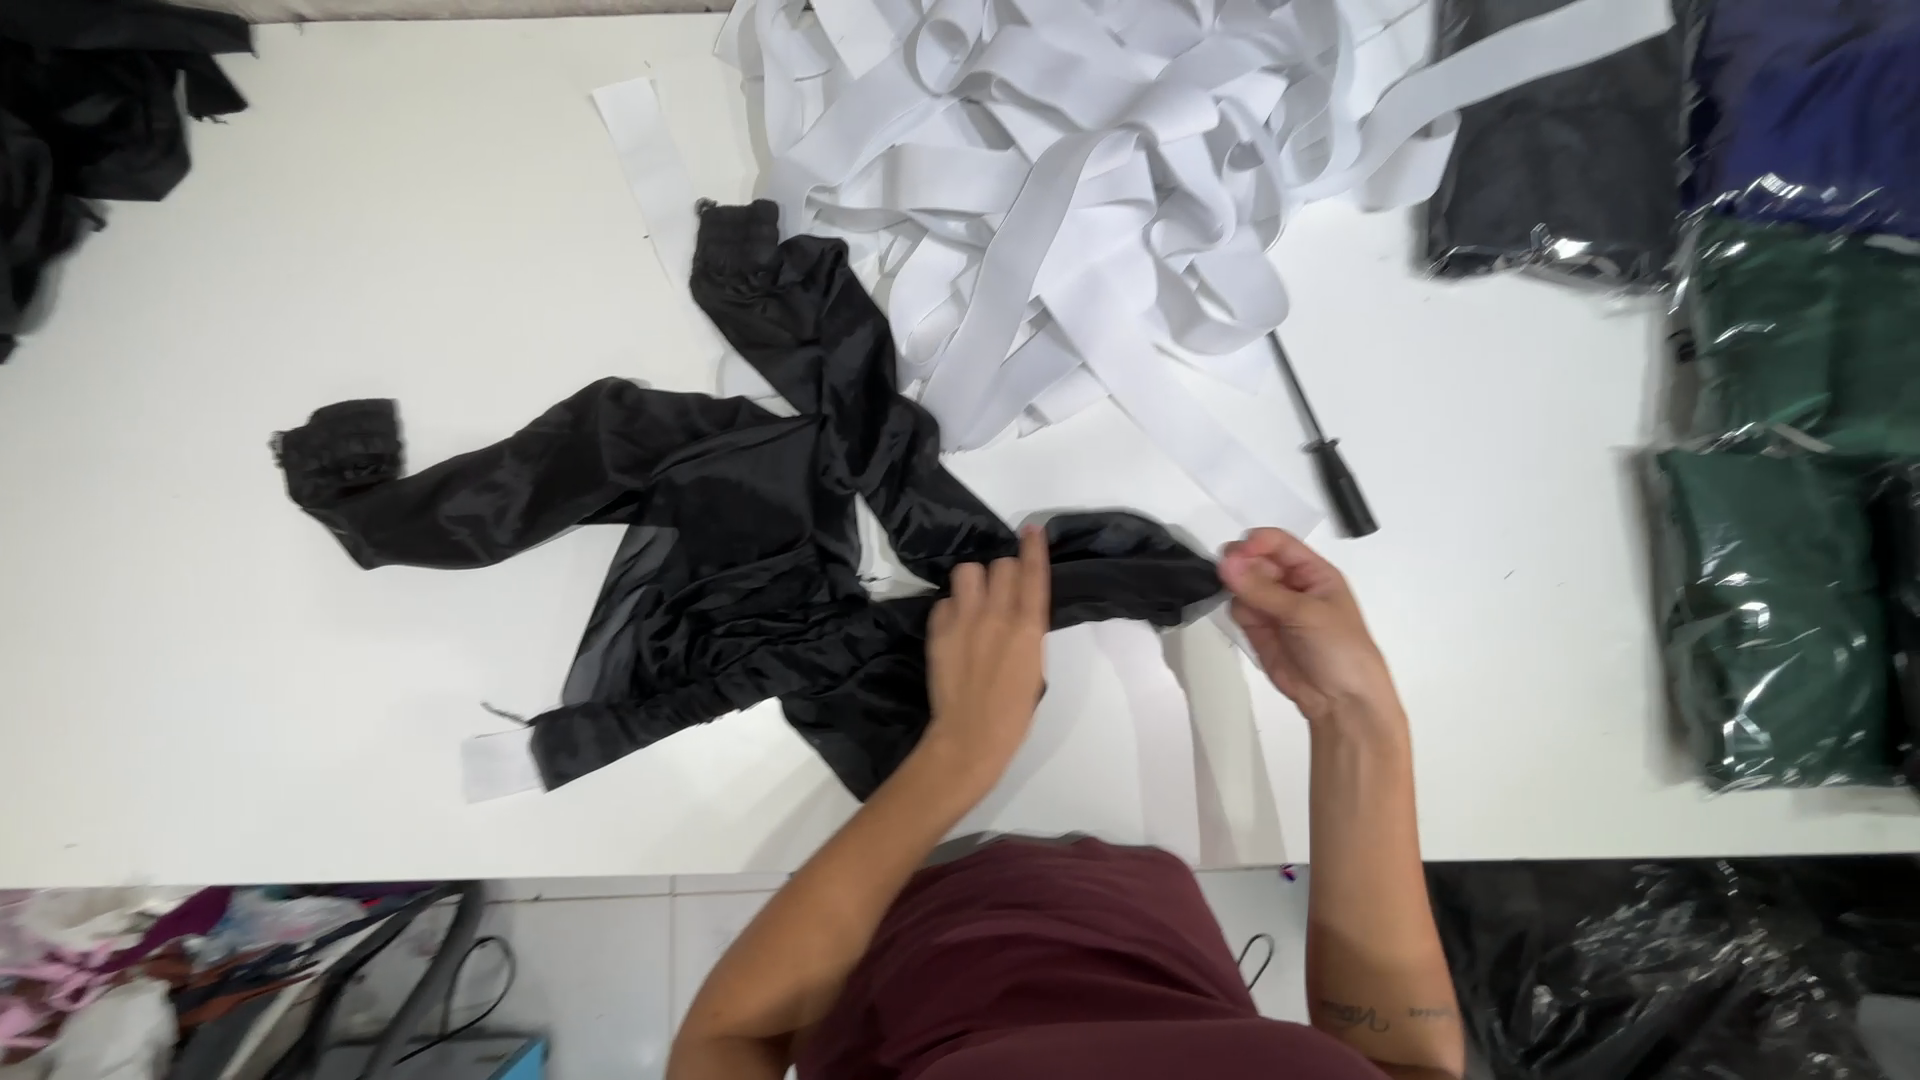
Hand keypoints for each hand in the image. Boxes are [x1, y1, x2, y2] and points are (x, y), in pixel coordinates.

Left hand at [921, 525, 1050, 786]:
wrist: (970, 736)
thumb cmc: (1013, 711)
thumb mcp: (1034, 666)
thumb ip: (1026, 631)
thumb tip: (1018, 610)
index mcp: (1028, 627)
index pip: (1033, 574)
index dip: (1034, 547)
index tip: (1031, 529)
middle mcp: (997, 615)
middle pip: (1000, 565)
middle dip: (1004, 571)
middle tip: (1002, 588)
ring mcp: (964, 620)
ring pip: (967, 572)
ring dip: (974, 581)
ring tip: (974, 600)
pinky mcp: (938, 630)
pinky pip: (944, 601)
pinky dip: (952, 608)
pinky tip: (955, 626)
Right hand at [1219, 528, 1398, 728]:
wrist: (1340, 701)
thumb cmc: (1338, 648)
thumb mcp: (1305, 613)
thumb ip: (1262, 589)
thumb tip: (1224, 562)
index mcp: (1313, 572)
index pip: (1277, 543)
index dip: (1256, 543)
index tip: (1235, 554)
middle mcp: (1291, 584)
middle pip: (1255, 559)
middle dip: (1240, 564)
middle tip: (1227, 575)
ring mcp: (1273, 606)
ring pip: (1241, 583)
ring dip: (1236, 588)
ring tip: (1247, 607)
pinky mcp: (1258, 628)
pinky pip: (1238, 607)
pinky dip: (1237, 609)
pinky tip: (1249, 622)